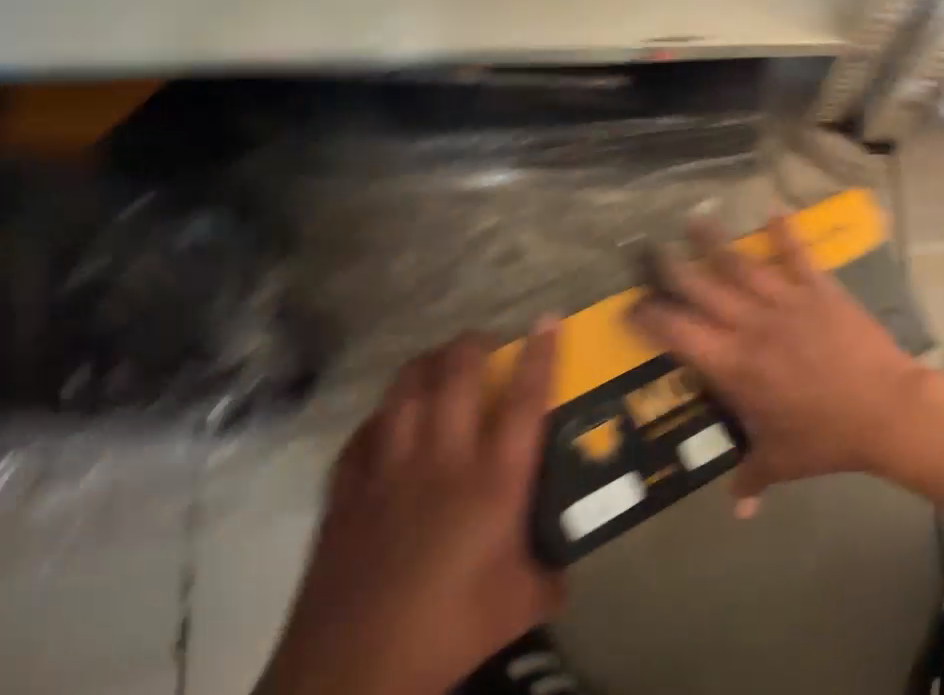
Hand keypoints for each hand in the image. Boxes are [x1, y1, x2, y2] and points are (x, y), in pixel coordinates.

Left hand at [256, 323, 564, 694]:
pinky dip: (381, 417)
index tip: (547, 319)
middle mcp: (443, 462)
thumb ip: (551, 570)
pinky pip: (362, 437)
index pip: (524, 399)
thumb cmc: (453, 627)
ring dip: (423, 369)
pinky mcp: (345, 497)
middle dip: (471, 346)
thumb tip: (564, 564)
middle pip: (454, 379)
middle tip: (485, 341)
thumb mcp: (525, 601)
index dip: (540, 354)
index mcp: (496, 480)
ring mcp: (387, 475)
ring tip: (438, 362)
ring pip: (402, 396)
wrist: (353, 669)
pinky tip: (388, 421)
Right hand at [628, 211, 931, 512]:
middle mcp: (752, 326)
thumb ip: (751, 479)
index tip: (630, 306)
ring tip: (694, 220)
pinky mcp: (822, 291)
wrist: (886, 409)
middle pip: (702, 290)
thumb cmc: (827, 437)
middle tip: (648, 250)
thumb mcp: (782, 461)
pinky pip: (799, 257)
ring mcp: (788, 303)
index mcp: (733, 365)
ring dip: (716, 243)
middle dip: (671, 269)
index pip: (677, 334)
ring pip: (742, 266)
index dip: (650, 318)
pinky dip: (786, 233)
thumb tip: (736, 508)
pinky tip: (774, 210)